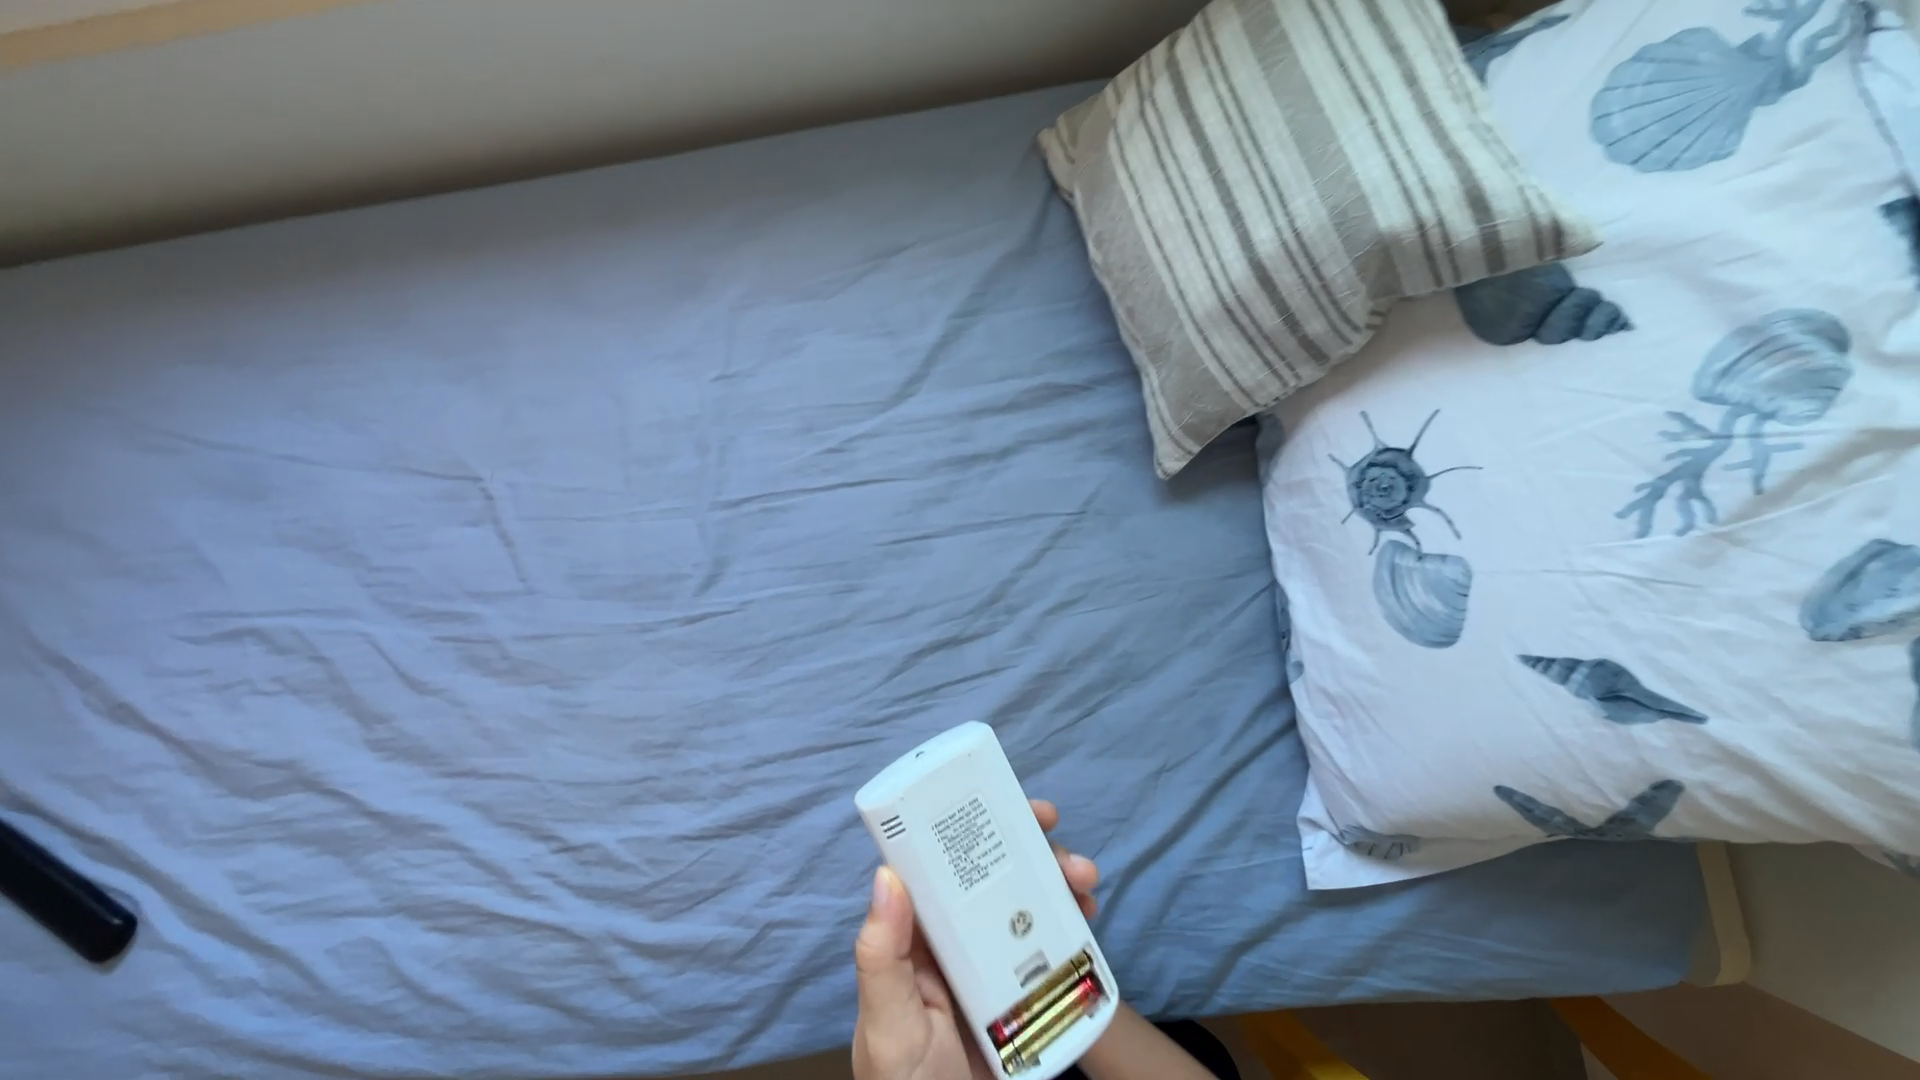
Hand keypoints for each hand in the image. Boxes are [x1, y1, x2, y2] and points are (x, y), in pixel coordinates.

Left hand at [852, 799, 1099, 1079]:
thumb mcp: (888, 1027)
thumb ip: (882, 959)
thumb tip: (886, 873)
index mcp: (914, 934)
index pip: (939, 863)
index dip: (971, 825)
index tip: (1011, 804)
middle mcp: (951, 937)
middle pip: (992, 874)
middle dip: (1030, 849)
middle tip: (1063, 845)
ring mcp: (988, 961)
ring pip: (1024, 901)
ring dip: (1057, 879)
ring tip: (1086, 882)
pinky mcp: (1019, 989)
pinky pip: (1047, 943)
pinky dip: (1070, 921)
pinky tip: (1088, 915)